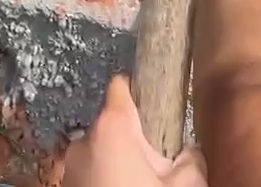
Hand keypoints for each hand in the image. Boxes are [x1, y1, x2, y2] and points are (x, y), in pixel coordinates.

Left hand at [64, 77, 207, 186]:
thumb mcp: (186, 185)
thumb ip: (191, 157)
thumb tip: (189, 152)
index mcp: (111, 128)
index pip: (122, 84)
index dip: (140, 91)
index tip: (155, 105)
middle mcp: (83, 141)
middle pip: (113, 123)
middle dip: (133, 139)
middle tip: (155, 165)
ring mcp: (70, 169)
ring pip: (100, 151)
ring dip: (117, 163)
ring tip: (138, 184)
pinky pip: (89, 174)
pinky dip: (104, 180)